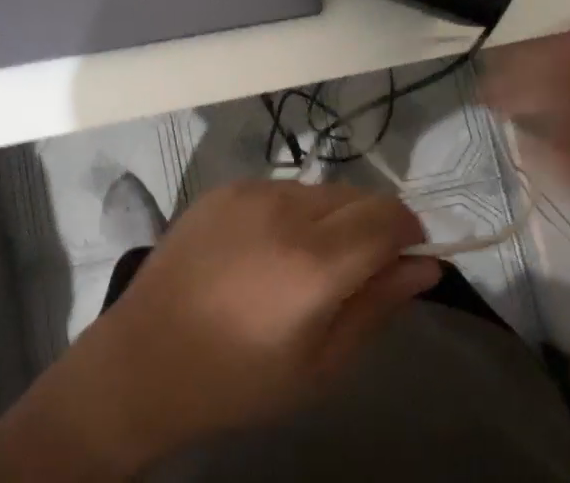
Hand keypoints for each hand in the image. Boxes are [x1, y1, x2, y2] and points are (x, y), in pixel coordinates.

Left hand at [0, 180, 439, 479]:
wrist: (143, 361)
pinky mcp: (220, 190)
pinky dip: (293, 211)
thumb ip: (377, 306)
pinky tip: (268, 250)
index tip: (405, 261)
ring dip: (333, 217)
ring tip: (306, 265)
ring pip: (319, 189)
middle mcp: (285, 210)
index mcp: (315, 261)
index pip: (390, 216)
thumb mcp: (320, 365)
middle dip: (374, 226)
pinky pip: (279, 188)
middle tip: (356, 274)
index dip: (410, 233)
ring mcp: (248, 193)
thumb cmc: (237, 380)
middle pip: (358, 196)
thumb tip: (426, 266)